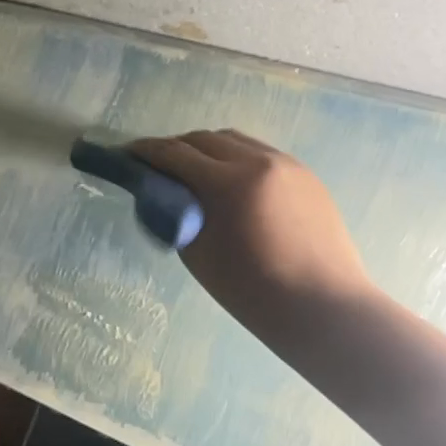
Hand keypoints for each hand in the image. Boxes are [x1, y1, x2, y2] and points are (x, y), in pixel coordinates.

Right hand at [130, 130, 377, 338]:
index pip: (173, 153)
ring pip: (234, 141)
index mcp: (229, 182)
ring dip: (206, 149)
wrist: (321, 306)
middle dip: (174, 147)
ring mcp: (287, 164)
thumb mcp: (195, 249)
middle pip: (203, 139)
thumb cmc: (249, 288)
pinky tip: (227, 182)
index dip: (144, 151)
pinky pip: (260, 154)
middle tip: (155, 165)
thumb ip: (176, 210)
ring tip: (191, 170)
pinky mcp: (305, 175)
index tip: (125, 154)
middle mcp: (259, 161)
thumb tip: (164, 190)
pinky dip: (234, 158)